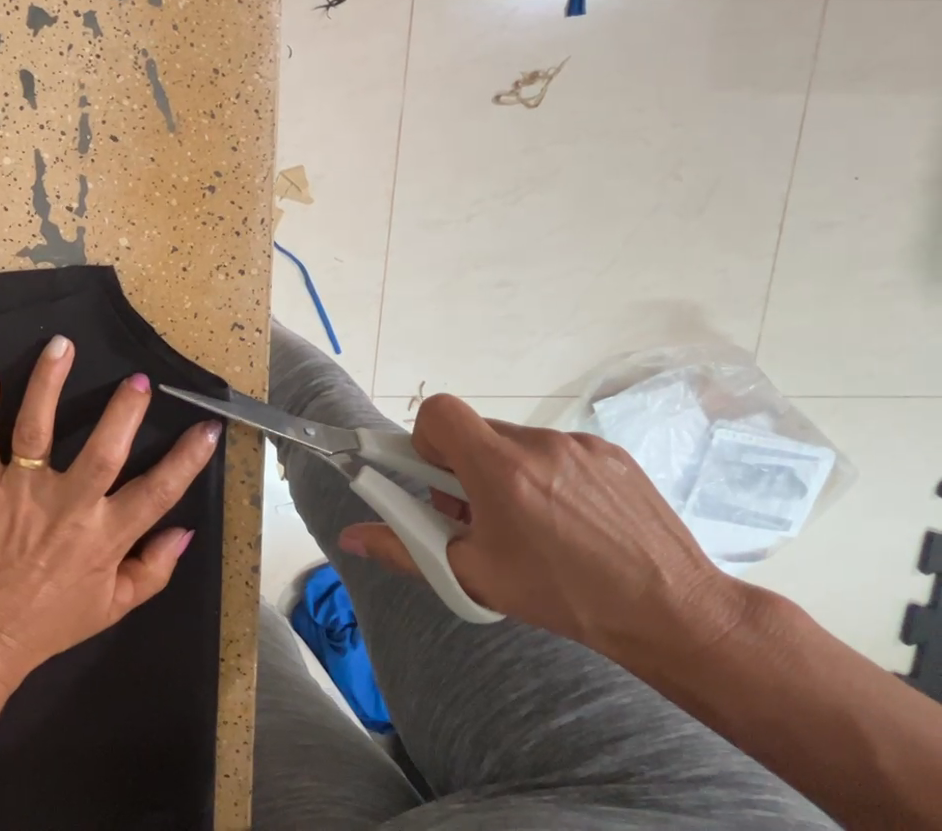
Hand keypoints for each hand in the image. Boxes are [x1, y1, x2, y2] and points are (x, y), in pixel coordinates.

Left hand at [0, 334, 221, 689]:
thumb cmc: (50, 622)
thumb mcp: (113, 607)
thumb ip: (152, 569)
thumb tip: (185, 530)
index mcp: (104, 536)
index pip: (156, 491)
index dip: (187, 459)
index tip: (208, 426)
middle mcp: (66, 507)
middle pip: (101, 450)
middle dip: (123, 411)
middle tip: (138, 379)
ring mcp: (20, 495)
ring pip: (36, 429)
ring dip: (48, 384)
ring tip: (61, 345)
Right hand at [339, 395, 731, 654]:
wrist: (674, 613)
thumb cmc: (563, 596)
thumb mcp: (473, 576)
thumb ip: (403, 549)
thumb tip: (350, 537)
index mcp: (499, 469)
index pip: (438, 413)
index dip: (427, 440)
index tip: (439, 480)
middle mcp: (538, 445)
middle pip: (476, 431)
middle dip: (465, 466)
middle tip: (482, 517)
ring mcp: (582, 447)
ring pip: (517, 444)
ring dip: (508, 473)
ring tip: (533, 527)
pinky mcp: (615, 456)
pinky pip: (559, 452)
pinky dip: (549, 477)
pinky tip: (572, 523)